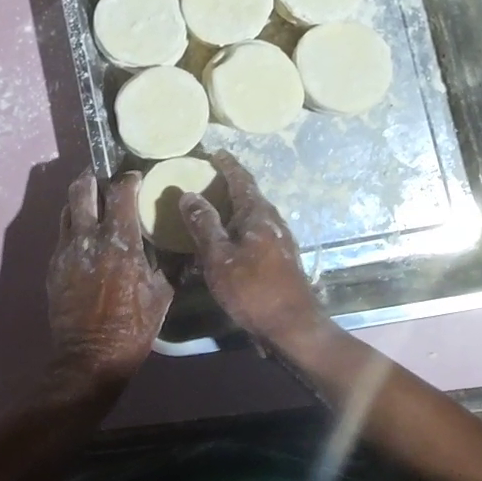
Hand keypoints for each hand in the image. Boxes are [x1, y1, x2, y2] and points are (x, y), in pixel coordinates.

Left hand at [47, 171, 173, 386]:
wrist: (90, 357)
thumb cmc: (133, 328)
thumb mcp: (162, 295)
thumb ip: (169, 263)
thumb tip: (182, 243)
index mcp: (120, 241)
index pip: (121, 191)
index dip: (129, 177)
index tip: (135, 176)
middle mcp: (89, 237)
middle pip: (83, 188)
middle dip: (94, 176)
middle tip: (104, 176)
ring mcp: (67, 249)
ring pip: (68, 207)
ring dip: (81, 199)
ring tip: (93, 200)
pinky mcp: (53, 264)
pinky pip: (63, 232)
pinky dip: (74, 225)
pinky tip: (85, 233)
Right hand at [179, 152, 325, 345]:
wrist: (292, 328)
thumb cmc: (253, 289)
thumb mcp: (219, 257)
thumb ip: (204, 224)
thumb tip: (189, 195)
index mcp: (258, 213)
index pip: (241, 178)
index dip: (226, 164)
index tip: (213, 152)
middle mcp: (272, 221)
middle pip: (248, 195)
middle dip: (228, 184)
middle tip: (205, 178)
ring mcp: (279, 241)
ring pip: (252, 215)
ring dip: (232, 208)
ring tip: (211, 208)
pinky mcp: (280, 259)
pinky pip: (254, 232)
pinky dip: (237, 228)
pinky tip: (226, 240)